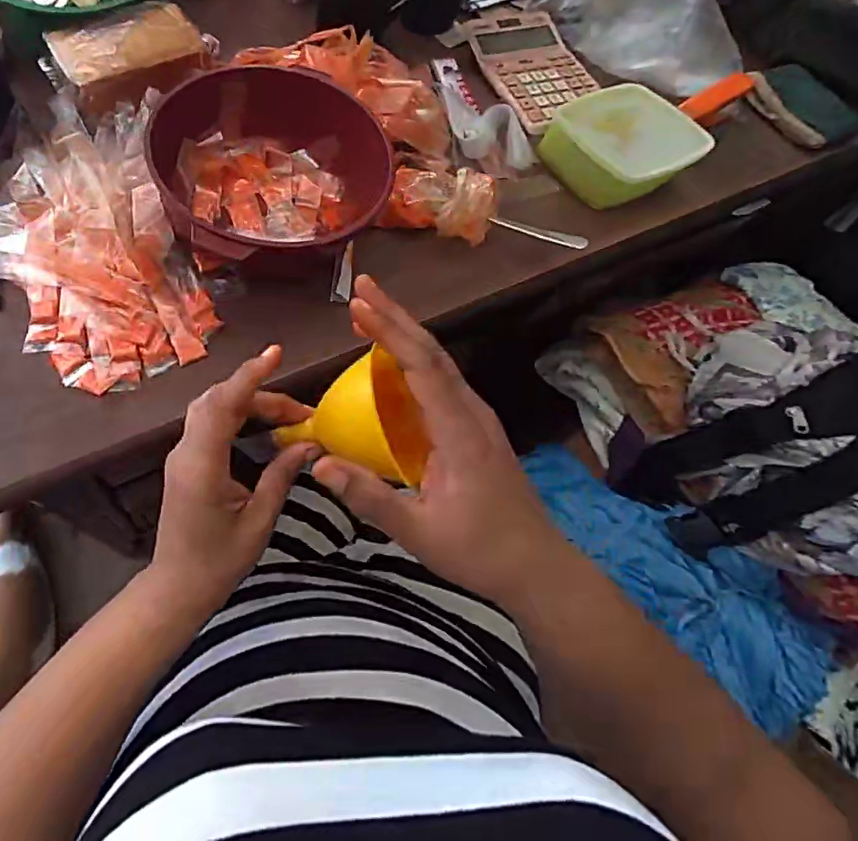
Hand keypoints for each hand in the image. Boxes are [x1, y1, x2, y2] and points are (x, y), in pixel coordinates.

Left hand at [149, 345, 316, 616]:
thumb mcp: (258, 521)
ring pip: (209, 407)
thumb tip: (309, 444)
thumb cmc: (219, 562)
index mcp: (201, 465)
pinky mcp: (183, 460)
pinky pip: (207, 422)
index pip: (223, 405)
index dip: (249, 376)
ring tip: (286, 413)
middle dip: (261, 395)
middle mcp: (185, 451)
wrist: (177, 585)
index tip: (275, 355)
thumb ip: (281, 477)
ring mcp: (180, 454)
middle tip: (302, 412)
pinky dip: (234, 412)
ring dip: (246, 401)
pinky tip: (259, 422)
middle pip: (218, 401)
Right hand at [311, 276, 573, 604]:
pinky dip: (412, 359)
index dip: (390, 332)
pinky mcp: (472, 428)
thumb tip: (319, 464)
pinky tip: (392, 361)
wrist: (538, 569)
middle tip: (362, 288)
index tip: (360, 305)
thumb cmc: (480, 552)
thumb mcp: (420, 532)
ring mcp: (476, 419)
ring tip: (370, 314)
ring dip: (404, 333)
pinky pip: (439, 380)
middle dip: (396, 317)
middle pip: (433, 352)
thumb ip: (370, 498)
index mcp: (460, 432)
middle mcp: (472, 413)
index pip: (423, 368)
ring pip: (439, 362)